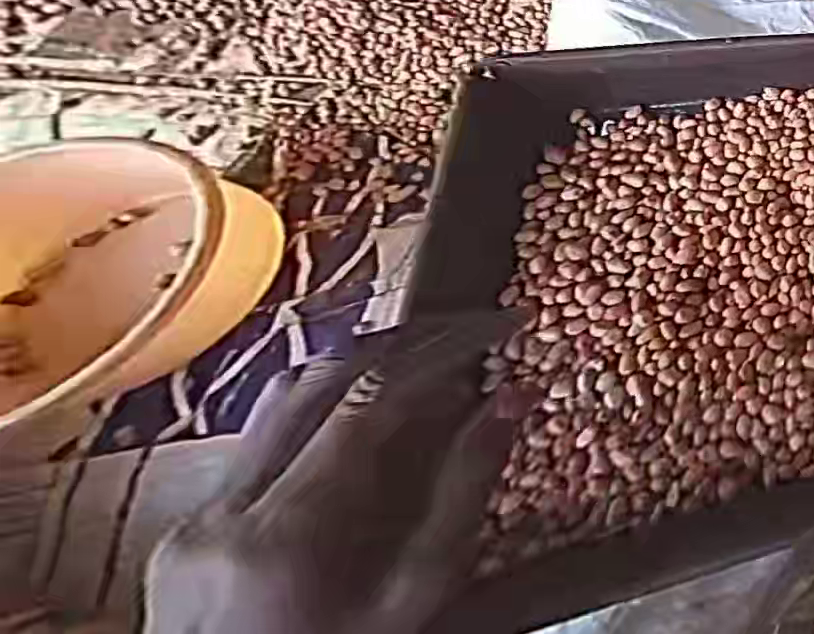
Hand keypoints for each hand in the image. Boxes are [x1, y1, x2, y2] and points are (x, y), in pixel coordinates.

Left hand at [145, 311, 527, 633]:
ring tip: (443, 348)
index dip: (448, 346)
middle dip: (417, 336)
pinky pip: (275, 424)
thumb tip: (519, 393)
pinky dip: (342, 391)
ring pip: (291, 391)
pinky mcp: (197, 517)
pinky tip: (387, 399)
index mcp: (283, 529)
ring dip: (376, 355)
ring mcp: (199, 512)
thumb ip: (469, 486)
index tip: (507, 324)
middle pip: (326, 377)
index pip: (373, 395)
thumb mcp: (422, 585)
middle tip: (481, 325)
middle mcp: (224, 509)